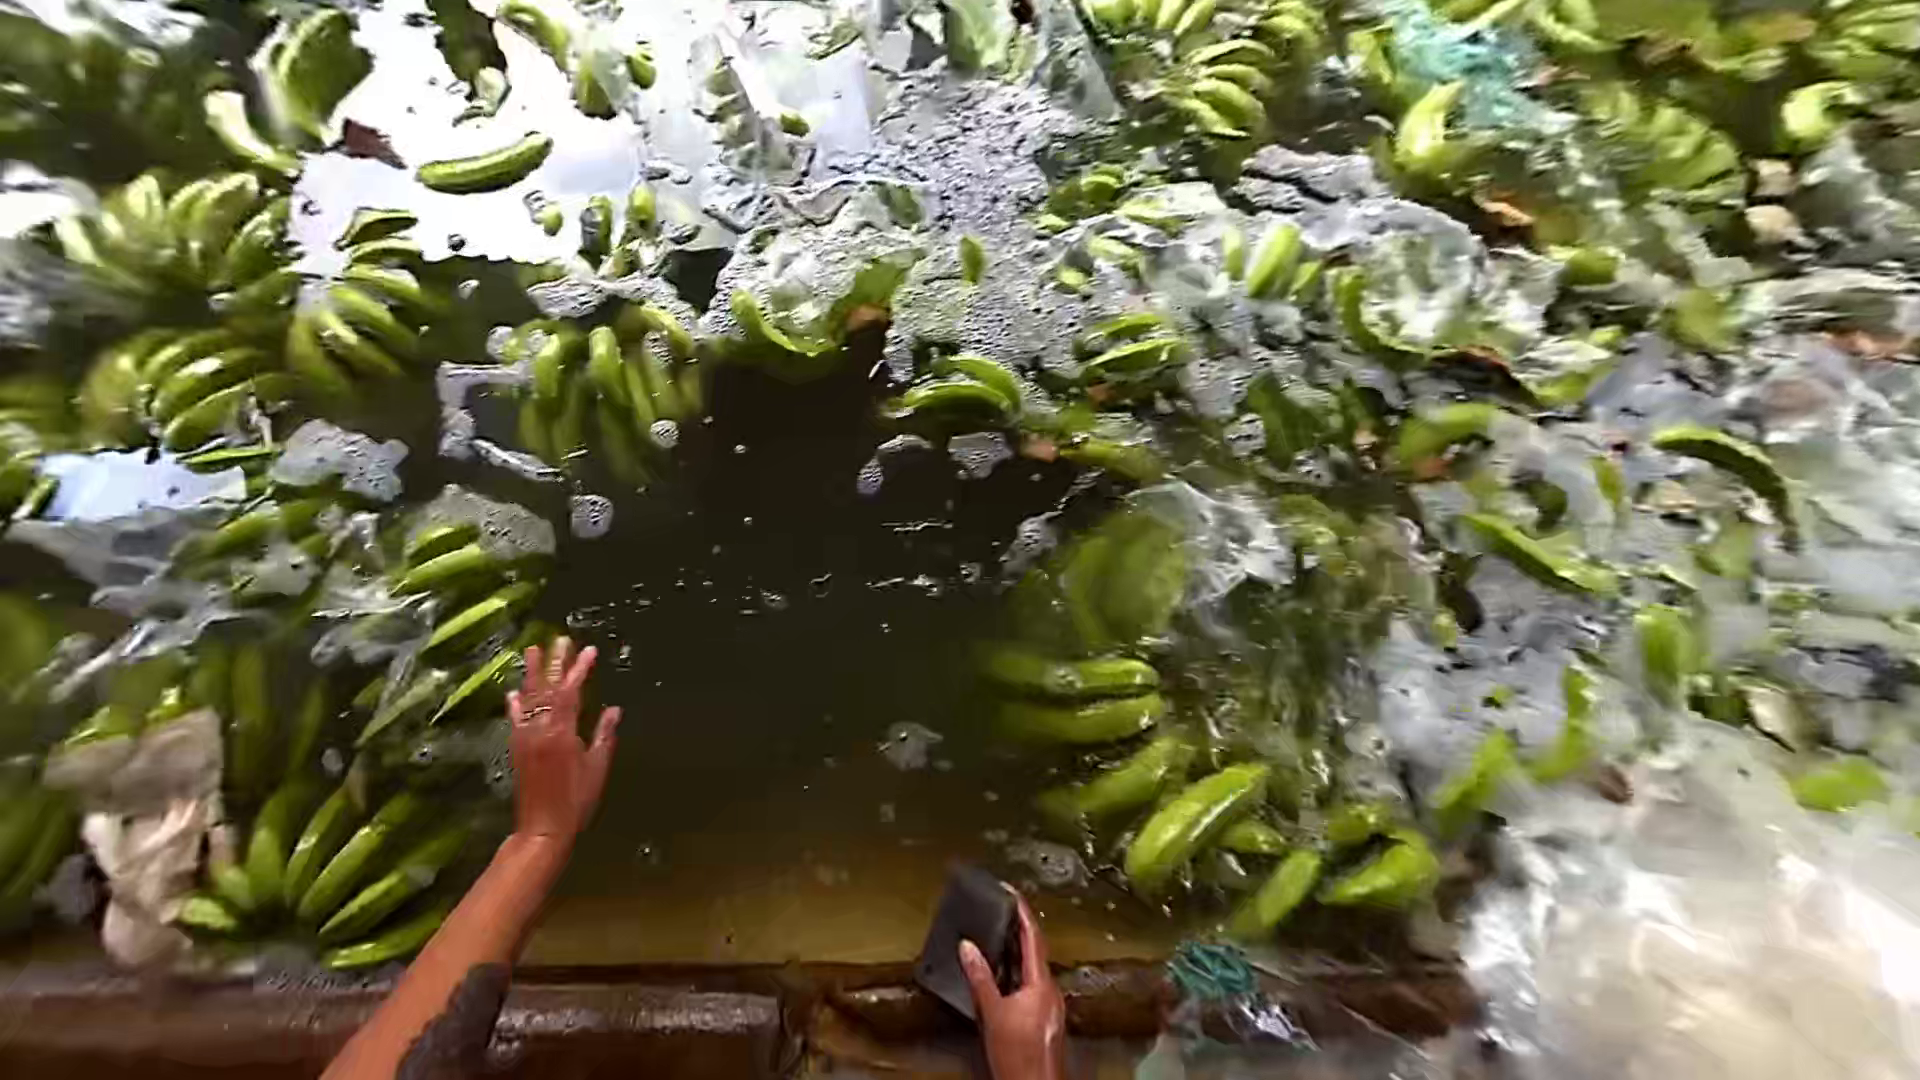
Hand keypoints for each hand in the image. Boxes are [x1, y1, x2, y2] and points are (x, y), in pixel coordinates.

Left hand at [507, 636, 620, 840]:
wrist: (542, 827)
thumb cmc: (577, 798)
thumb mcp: (598, 765)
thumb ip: (604, 734)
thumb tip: (614, 709)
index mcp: (562, 732)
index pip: (571, 692)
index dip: (579, 670)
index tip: (588, 650)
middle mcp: (539, 730)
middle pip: (547, 690)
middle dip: (554, 663)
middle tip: (559, 640)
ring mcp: (525, 738)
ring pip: (528, 699)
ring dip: (532, 674)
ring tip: (533, 652)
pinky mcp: (517, 748)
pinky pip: (516, 719)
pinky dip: (516, 703)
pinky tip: (514, 692)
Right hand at [960, 890, 1066, 1079]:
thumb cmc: (1017, 1057)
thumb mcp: (993, 1014)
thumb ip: (980, 977)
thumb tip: (967, 946)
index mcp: (1042, 983)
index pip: (1034, 935)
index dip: (1023, 911)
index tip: (1012, 892)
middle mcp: (1051, 990)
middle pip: (1036, 949)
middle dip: (1020, 929)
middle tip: (1003, 909)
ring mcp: (1050, 1005)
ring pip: (1035, 967)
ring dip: (1019, 950)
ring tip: (1000, 935)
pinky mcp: (1046, 1018)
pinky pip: (1034, 983)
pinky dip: (1019, 971)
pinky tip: (1005, 973)